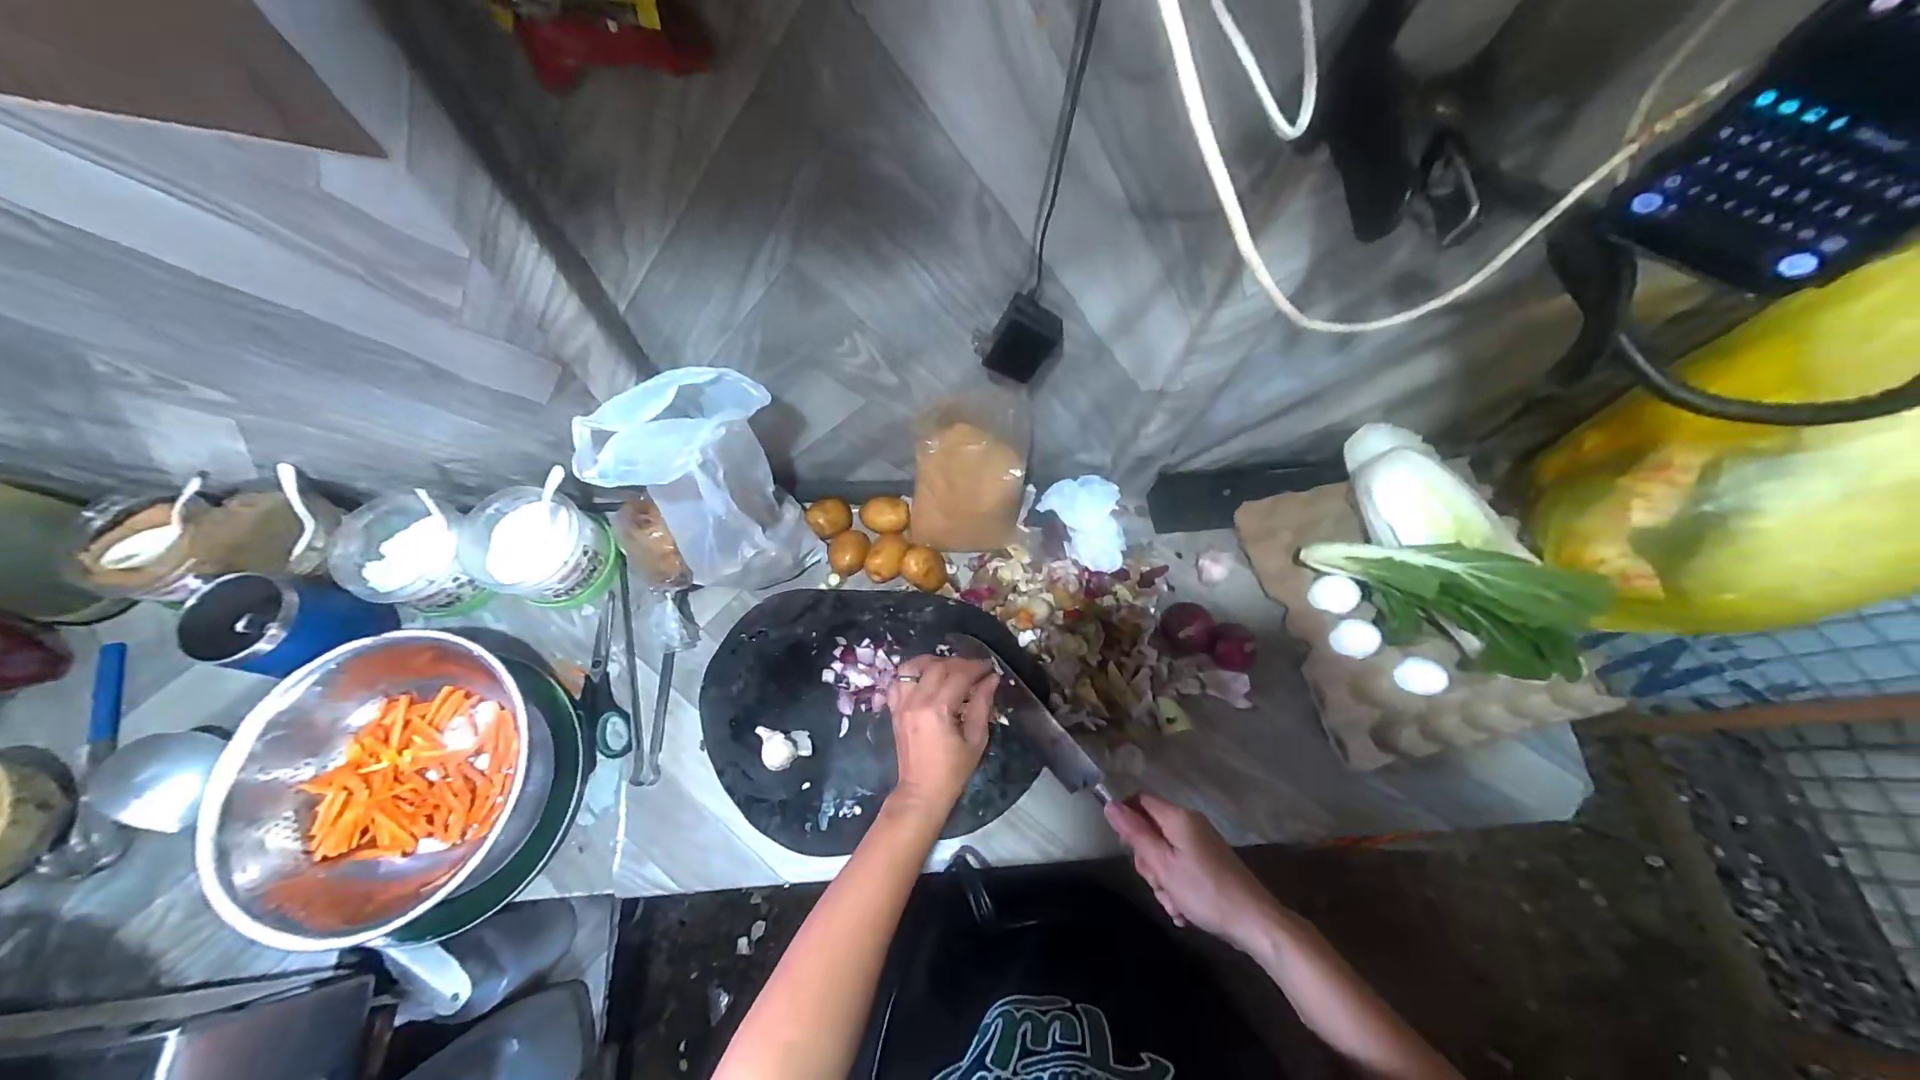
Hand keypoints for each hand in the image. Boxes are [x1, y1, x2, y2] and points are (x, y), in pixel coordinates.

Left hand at [885, 655, 998, 819]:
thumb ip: (982, 705)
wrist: (921, 791)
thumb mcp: (975, 740)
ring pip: (913, 667)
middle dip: (959, 663)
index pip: (958, 676)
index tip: (990, 667)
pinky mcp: (894, 710)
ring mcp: (901, 704)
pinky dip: (911, 674)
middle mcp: (916, 701)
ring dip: (933, 662)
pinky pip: (898, 682)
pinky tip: (926, 678)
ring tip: (949, 668)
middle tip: (975, 669)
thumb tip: (991, 680)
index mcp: (937, 710)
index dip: (976, 668)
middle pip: (937, 667)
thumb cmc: (952, 771)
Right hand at [1106, 792, 1287, 953]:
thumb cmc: (1205, 892)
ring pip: (1164, 854)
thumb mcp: (1163, 865)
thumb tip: (1110, 805)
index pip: (1139, 800)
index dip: (1126, 819)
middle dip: (1147, 860)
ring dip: (1162, 880)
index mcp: (1178, 817)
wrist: (1256, 922)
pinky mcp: (1209, 863)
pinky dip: (1177, 887)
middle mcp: (1190, 824)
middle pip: (1151, 830)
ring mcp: (1201, 844)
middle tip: (1156, 882)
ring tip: (1174, 903)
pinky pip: (1181, 867)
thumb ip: (1135, 834)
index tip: (1127, 848)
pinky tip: (1183, 910)